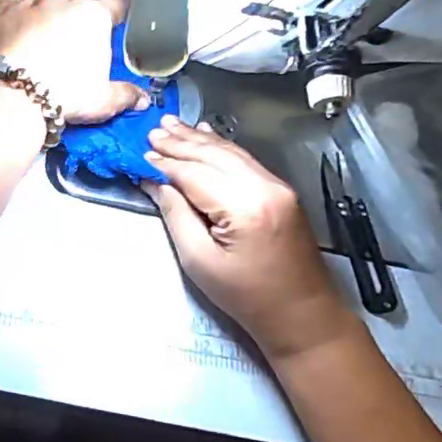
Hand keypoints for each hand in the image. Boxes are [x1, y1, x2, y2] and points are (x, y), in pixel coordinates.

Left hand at [0, 0, 148, 123]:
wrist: (17, 93)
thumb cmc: (67, 94)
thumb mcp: (102, 100)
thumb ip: (124, 95)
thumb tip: (144, 101)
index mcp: (95, 17)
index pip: (118, 1)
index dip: (123, 3)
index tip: (123, 8)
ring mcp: (31, 0)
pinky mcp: (0, 8)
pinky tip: (5, 6)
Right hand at [143, 116, 359, 361]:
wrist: (302, 314)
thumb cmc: (247, 297)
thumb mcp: (200, 262)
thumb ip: (177, 216)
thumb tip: (156, 182)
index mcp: (244, 207)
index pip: (195, 174)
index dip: (165, 164)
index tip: (139, 155)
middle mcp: (264, 186)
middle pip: (214, 155)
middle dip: (181, 143)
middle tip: (152, 132)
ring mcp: (277, 185)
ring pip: (231, 152)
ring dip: (199, 139)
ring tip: (171, 126)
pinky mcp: (281, 189)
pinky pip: (245, 160)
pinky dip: (222, 147)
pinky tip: (205, 135)